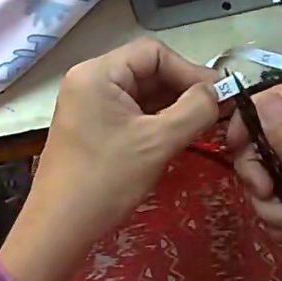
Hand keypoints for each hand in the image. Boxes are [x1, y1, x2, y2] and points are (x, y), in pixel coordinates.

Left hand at [0, 38, 219, 280]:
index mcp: (98, 73)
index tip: (219, 95)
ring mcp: (88, 104)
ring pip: (141, 93)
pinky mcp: (92, 126)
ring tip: (204, 124)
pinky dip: (156, 120)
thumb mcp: (158, 142)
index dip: (190, 71)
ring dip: (173, 106)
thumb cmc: (107, 180)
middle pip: (147, 70)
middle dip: (183, 89)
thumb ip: (195, 110)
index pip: (154, 53)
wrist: (60, 227)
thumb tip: (221, 91)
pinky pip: (131, 112)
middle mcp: (89, 80)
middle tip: (217, 111)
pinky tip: (179, 134)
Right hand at [228, 86, 281, 280]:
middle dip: (255, 169)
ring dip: (268, 201)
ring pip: (270, 172)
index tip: (233, 149)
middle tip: (265, 195)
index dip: (248, 117)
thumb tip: (264, 98)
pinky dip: (280, 216)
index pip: (277, 99)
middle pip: (267, 137)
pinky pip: (281, 197)